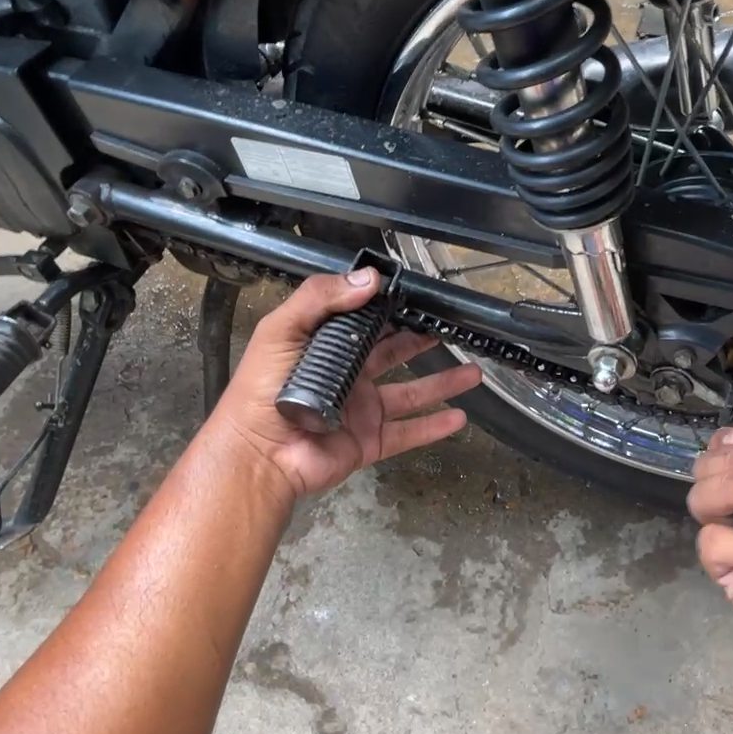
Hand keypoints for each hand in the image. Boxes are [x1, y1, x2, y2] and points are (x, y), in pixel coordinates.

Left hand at [207, 269, 482, 501]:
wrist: (258, 454)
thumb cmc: (261, 391)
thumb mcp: (282, 331)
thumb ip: (321, 299)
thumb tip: (370, 279)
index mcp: (326, 349)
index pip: (365, 323)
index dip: (391, 310)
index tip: (419, 298)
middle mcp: (348, 378)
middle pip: (395, 355)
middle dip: (422, 341)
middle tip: (449, 329)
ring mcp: (362, 412)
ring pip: (412, 394)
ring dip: (443, 383)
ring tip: (474, 372)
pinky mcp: (370, 442)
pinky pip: (410, 433)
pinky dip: (435, 426)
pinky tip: (459, 417)